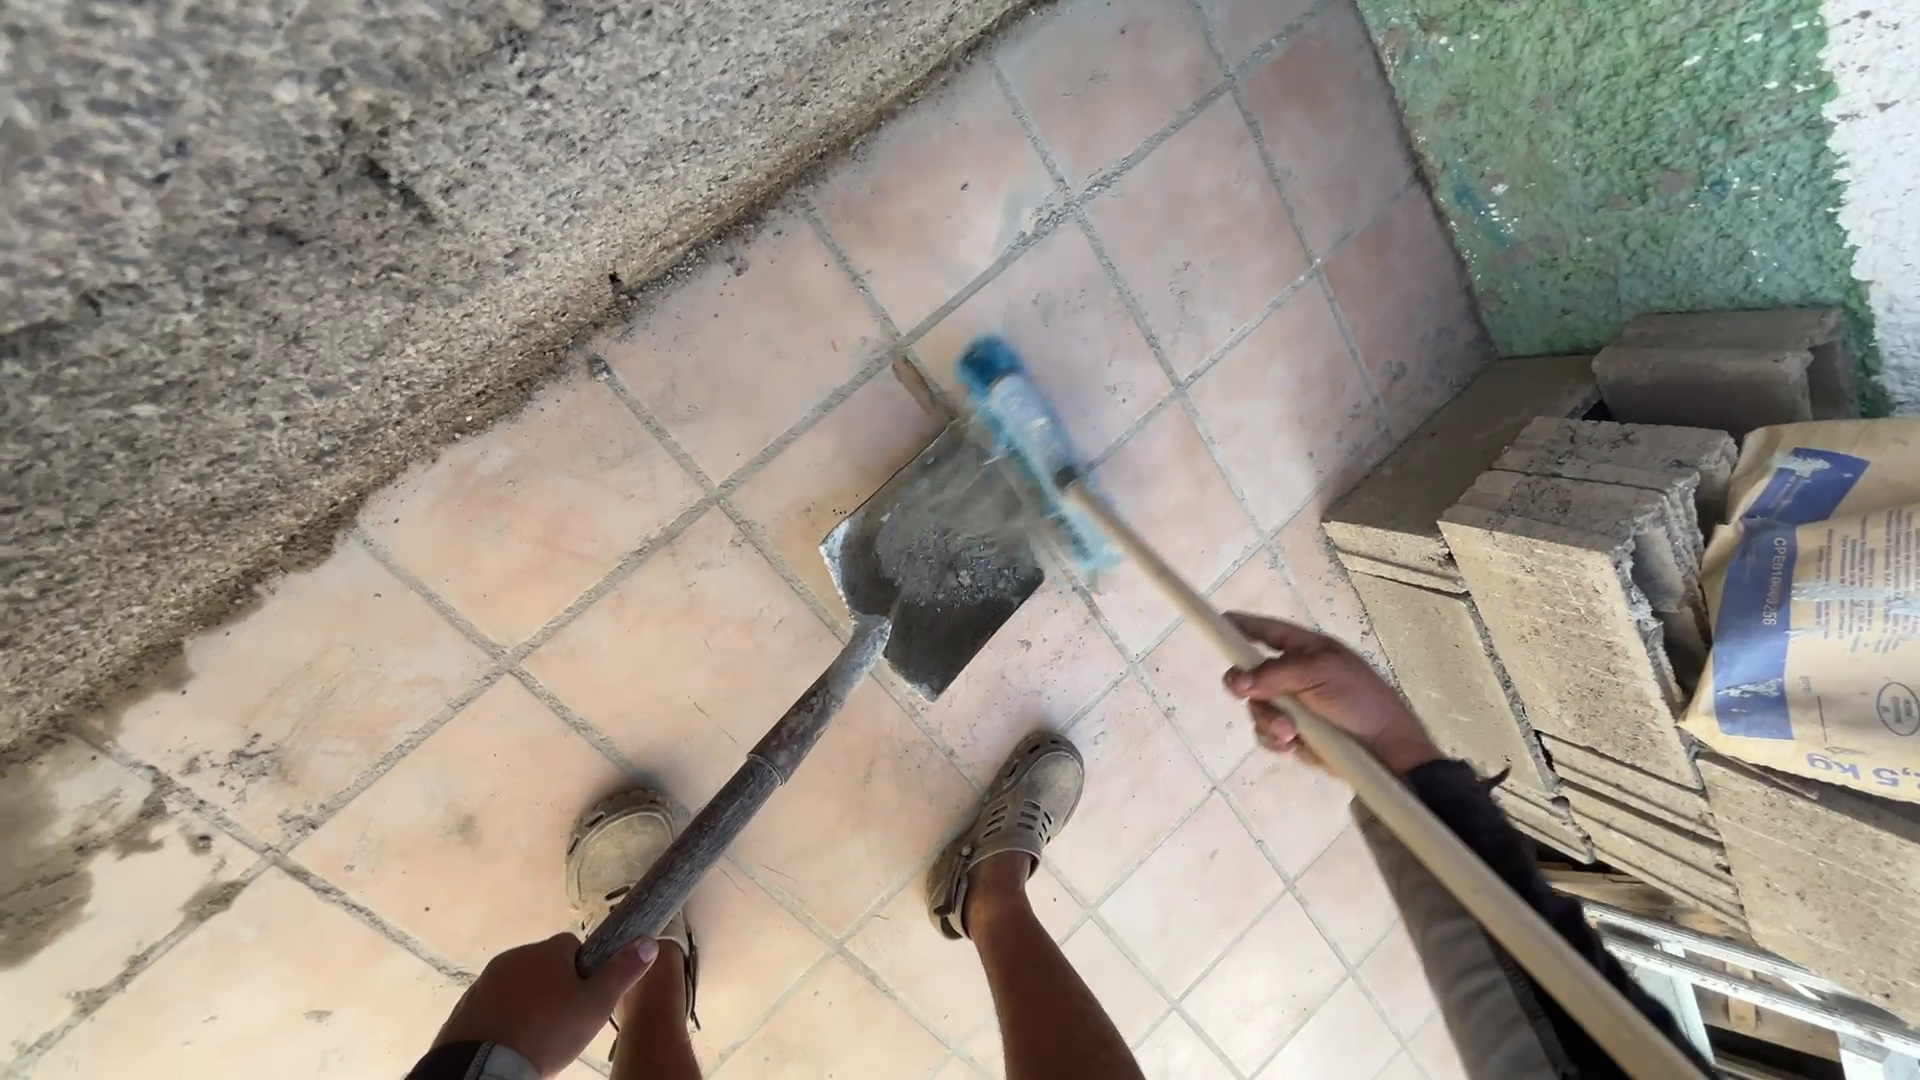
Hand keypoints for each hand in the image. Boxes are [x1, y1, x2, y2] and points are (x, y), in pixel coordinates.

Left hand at [432, 932, 657, 1076]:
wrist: (479, 1073)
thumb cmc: (546, 1034)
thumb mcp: (595, 1006)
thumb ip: (623, 972)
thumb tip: (649, 941)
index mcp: (547, 951)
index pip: (573, 946)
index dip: (583, 970)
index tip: (584, 997)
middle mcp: (513, 958)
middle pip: (543, 966)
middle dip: (553, 987)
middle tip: (562, 1022)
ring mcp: (483, 985)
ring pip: (516, 988)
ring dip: (526, 1004)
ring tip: (534, 1040)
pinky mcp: (460, 1013)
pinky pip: (490, 1010)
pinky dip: (501, 1022)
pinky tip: (509, 1047)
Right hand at [1220, 612, 1440, 775]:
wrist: (1389, 752)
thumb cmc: (1360, 700)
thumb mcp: (1319, 674)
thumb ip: (1273, 674)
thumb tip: (1235, 681)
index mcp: (1307, 650)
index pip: (1268, 631)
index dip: (1242, 626)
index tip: (1219, 622)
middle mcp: (1295, 676)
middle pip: (1250, 674)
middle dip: (1248, 688)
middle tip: (1243, 693)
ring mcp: (1294, 707)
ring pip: (1256, 708)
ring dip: (1269, 720)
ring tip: (1291, 733)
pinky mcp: (1294, 735)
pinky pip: (1266, 734)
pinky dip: (1275, 739)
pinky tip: (1292, 744)